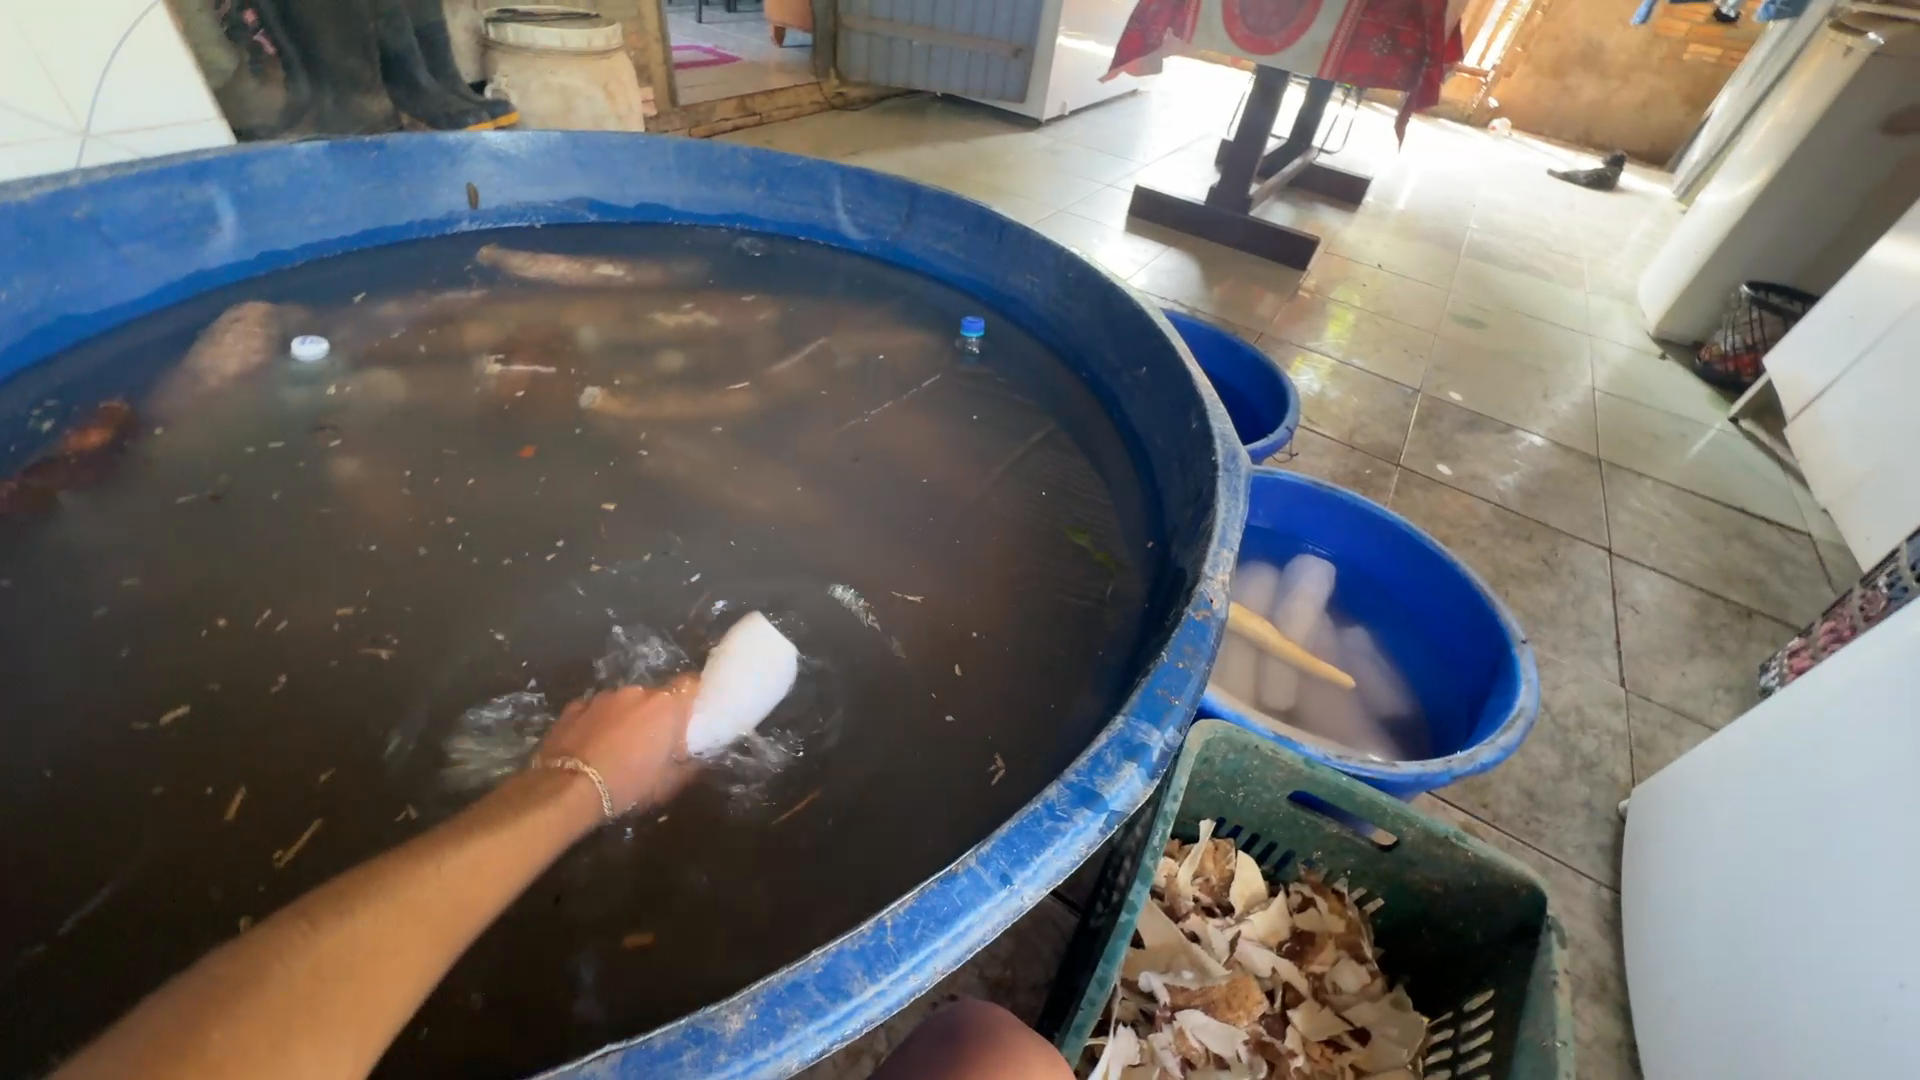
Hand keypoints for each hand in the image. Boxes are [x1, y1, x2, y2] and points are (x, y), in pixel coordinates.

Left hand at [537, 677, 700, 816]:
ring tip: (617, 745)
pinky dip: (598, 722)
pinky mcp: (573, 707)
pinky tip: (592, 744)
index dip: (692, 697)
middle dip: (656, 714)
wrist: (565, 791)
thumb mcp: (669, 784)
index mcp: (666, 705)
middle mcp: (636, 692)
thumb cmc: (626, 785)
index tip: (692, 716)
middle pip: (656, 696)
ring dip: (626, 717)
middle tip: (653, 741)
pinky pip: (595, 710)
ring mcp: (602, 697)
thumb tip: (697, 760)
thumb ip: (690, 766)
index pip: (690, 684)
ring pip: (624, 702)